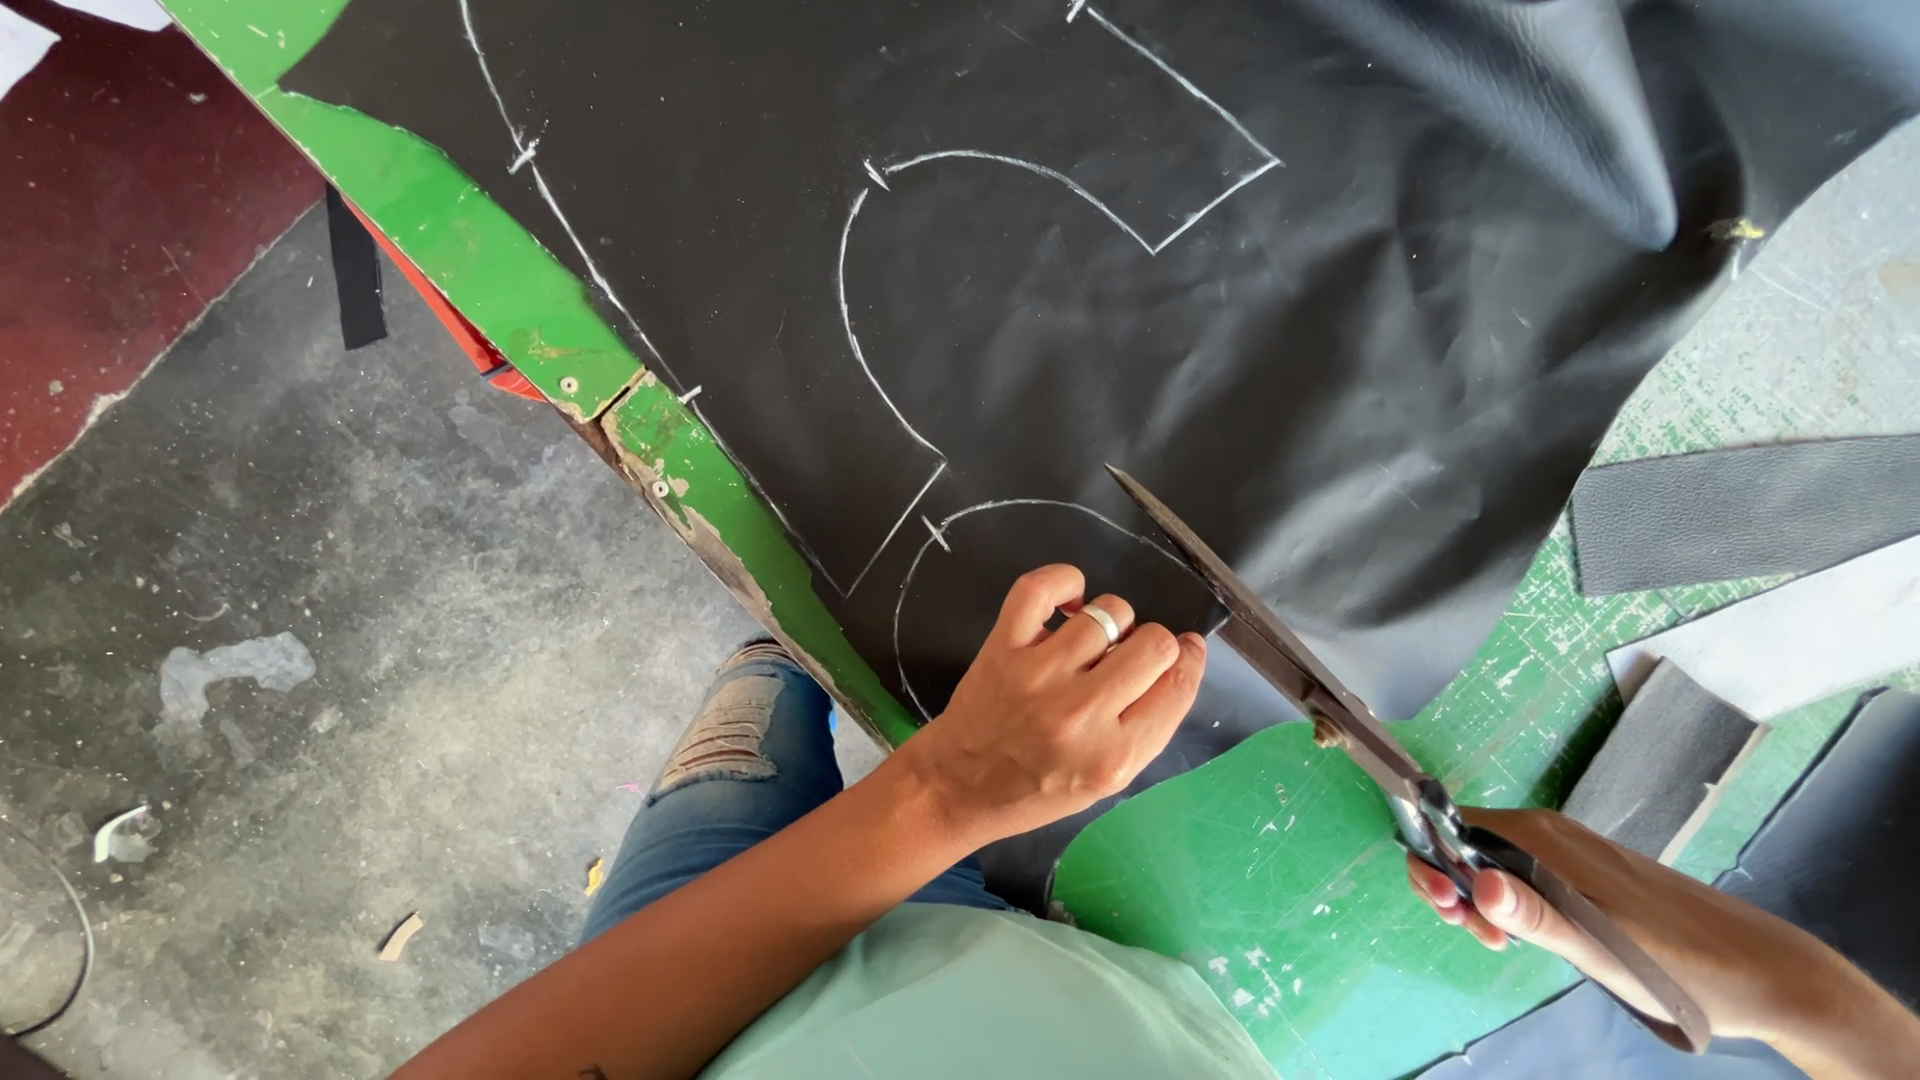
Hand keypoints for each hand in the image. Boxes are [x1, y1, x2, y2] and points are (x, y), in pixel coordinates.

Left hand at [892, 563, 1206, 844]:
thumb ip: (1149, 725)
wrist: (961, 785)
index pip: (1177, 686)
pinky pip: (1042, 588)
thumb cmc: (1038, 788)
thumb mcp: (1107, 780)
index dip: (1189, 660)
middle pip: (1153, 644)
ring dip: (1110, 621)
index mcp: (1113, 757)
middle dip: (1151, 644)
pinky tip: (1070, 601)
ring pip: (1108, 613)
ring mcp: (1039, 676)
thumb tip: (1181, 655)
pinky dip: (1064, 581)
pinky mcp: (1003, 648)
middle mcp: (1080, 713)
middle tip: (1126, 658)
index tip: (1183, 650)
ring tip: (1093, 641)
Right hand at [1405, 807, 1919, 1076]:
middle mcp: (1545, 830)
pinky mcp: (1581, 867)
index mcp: (1540, 837)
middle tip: (1476, 934)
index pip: (1451, 828)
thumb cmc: (1685, 967)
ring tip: (1501, 942)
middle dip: (1450, 884)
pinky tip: (1524, 934)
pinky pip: (1518, 870)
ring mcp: (1565, 847)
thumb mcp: (1602, 951)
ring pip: (1489, 859)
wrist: (1775, 974)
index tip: (1444, 909)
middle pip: (1464, 843)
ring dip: (1477, 898)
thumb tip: (1474, 885)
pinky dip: (1506, 899)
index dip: (1432, 863)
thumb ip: (1535, 916)